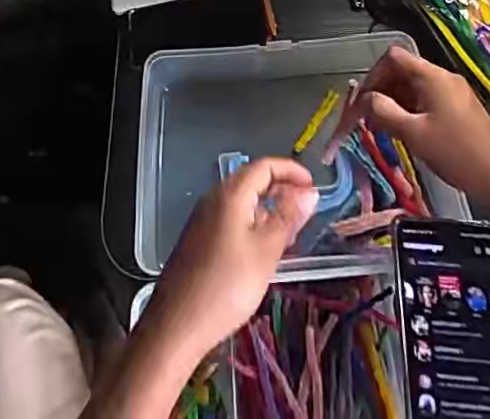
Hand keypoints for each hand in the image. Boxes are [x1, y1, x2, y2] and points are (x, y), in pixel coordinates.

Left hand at [141, 157, 317, 362]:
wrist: (176, 325)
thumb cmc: (226, 285)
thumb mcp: (266, 251)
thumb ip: (288, 218)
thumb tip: (309, 192)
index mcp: (230, 194)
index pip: (264, 166)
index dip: (291, 170)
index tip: (313, 186)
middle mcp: (213, 198)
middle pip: (251, 179)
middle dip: (281, 187)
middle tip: (304, 208)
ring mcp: (203, 218)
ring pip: (241, 200)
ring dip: (267, 207)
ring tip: (289, 231)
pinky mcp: (198, 238)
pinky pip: (230, 217)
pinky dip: (251, 222)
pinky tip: (261, 248)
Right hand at [330, 45, 489, 205]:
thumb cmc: (458, 154)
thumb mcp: (414, 134)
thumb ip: (384, 112)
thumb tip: (364, 101)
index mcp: (432, 77)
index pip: (393, 57)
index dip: (372, 76)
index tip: (362, 102)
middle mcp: (443, 79)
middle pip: (401, 71)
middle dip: (380, 91)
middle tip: (367, 118)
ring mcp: (453, 94)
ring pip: (412, 88)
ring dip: (393, 103)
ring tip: (382, 128)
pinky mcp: (459, 111)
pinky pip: (425, 101)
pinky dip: (409, 112)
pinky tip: (404, 133)